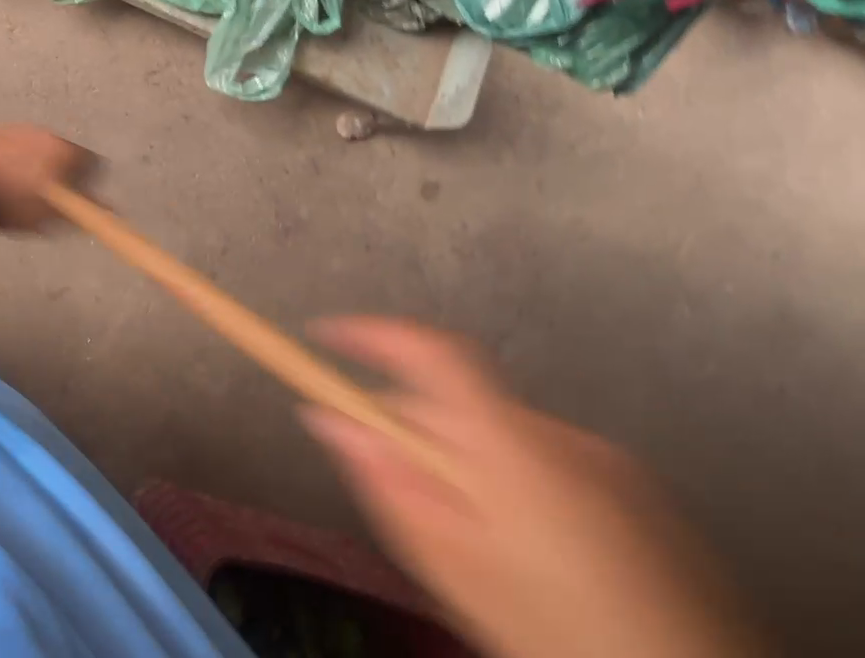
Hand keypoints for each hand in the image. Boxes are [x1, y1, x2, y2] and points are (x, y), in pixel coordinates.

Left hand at [0, 124, 90, 229]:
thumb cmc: (6, 202)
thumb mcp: (47, 216)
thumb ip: (82, 211)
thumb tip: (108, 209)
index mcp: (64, 149)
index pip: (93, 164)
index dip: (87, 185)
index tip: (77, 201)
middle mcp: (45, 133)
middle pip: (65, 155)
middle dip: (61, 175)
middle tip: (47, 200)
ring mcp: (19, 130)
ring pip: (39, 151)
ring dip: (36, 168)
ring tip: (19, 194)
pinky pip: (16, 148)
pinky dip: (15, 162)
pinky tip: (1, 182)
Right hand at [302, 316, 771, 657]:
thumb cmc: (555, 629)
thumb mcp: (447, 561)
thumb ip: (385, 480)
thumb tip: (329, 416)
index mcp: (508, 447)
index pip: (432, 353)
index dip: (372, 334)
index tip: (325, 336)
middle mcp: (559, 436)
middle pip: (457, 403)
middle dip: (409, 428)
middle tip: (390, 484)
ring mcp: (607, 461)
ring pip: (497, 433)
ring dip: (460, 459)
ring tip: (464, 535)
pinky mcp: (638, 489)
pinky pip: (543, 458)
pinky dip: (510, 479)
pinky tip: (521, 545)